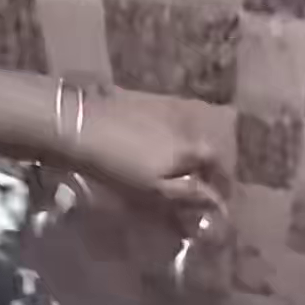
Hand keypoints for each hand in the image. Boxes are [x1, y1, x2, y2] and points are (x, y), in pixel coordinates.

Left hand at [72, 96, 223, 217]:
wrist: (79, 124)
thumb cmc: (120, 165)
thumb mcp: (158, 190)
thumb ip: (191, 194)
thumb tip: (218, 203)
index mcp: (192, 147)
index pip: (221, 164)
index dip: (224, 183)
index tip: (222, 201)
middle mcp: (186, 124)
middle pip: (208, 147)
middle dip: (211, 169)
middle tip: (205, 188)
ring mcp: (166, 109)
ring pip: (192, 135)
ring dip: (195, 155)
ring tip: (186, 173)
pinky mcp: (146, 102)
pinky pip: (174, 124)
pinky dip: (178, 140)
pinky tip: (165, 152)